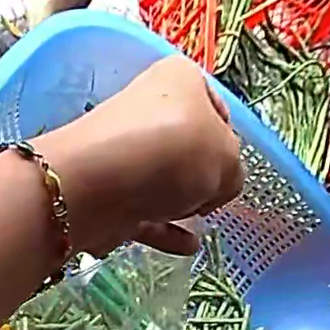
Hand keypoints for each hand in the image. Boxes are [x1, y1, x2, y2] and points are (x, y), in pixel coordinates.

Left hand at [33, 56, 243, 256]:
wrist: (98, 185)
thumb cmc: (174, 153)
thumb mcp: (227, 160)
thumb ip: (231, 175)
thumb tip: (217, 189)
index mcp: (179, 82)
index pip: (214, 110)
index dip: (227, 141)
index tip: (229, 167)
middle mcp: (145, 113)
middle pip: (184, 150)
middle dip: (199, 176)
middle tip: (209, 197)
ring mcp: (120, 157)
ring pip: (159, 185)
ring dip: (179, 207)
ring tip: (197, 226)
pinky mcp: (103, 196)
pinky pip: (139, 214)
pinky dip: (160, 230)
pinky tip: (184, 247)